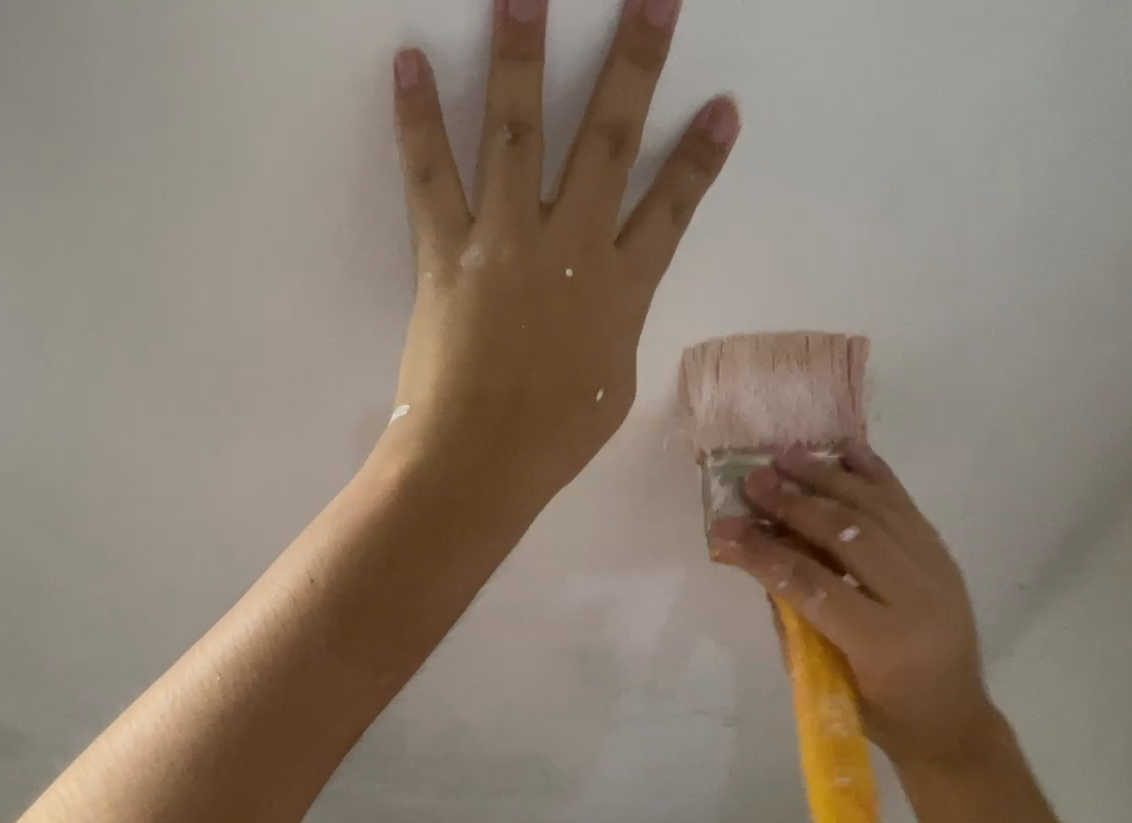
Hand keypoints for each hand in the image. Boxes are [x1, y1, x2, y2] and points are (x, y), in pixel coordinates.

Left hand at [385, 0, 738, 497]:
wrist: (482, 459)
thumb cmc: (554, 437)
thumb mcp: (611, 385)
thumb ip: (614, 329)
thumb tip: (606, 303)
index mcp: (621, 290)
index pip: (670, 209)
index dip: (698, 158)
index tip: (722, 107)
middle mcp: (571, 247)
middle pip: (608, 141)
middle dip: (635, 64)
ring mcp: (507, 242)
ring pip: (519, 132)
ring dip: (523, 55)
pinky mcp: (448, 251)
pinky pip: (432, 174)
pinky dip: (417, 117)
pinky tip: (409, 59)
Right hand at [708, 442, 1002, 766]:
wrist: (953, 719)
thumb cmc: (881, 711)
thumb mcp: (825, 679)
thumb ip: (794, 619)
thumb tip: (760, 559)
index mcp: (884, 641)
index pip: (813, 584)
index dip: (764, 554)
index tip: (724, 528)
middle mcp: (916, 598)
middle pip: (848, 536)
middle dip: (795, 504)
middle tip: (753, 480)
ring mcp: (937, 571)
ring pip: (878, 511)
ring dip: (828, 479)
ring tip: (787, 456)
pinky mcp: (943, 556)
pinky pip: (905, 505)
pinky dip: (873, 474)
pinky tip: (844, 450)